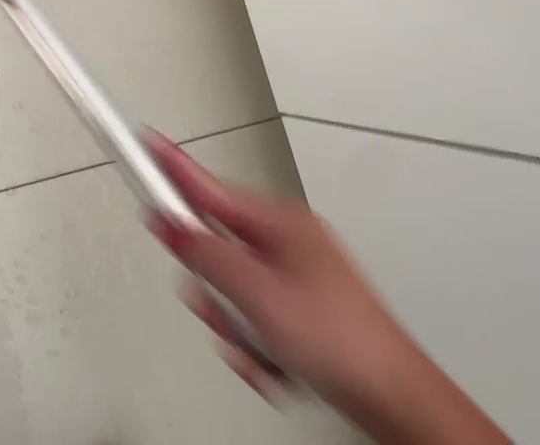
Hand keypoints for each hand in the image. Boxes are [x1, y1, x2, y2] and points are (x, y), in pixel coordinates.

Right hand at [144, 133, 507, 443]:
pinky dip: (253, 340)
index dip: (170, 165)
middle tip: (227, 312)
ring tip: (263, 347)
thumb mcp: (256, 294)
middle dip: (213, 290)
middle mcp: (283, 240)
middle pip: (212, 247)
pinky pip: (248, 312)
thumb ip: (204, 254)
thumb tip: (168, 222)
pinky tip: (275, 358)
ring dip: (235, 323)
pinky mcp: (296, 303)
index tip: (144, 142)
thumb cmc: (344, 343)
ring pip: (227, 287)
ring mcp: (291, 272)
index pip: (206, 185)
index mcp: (277, 222)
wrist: (395, 399)